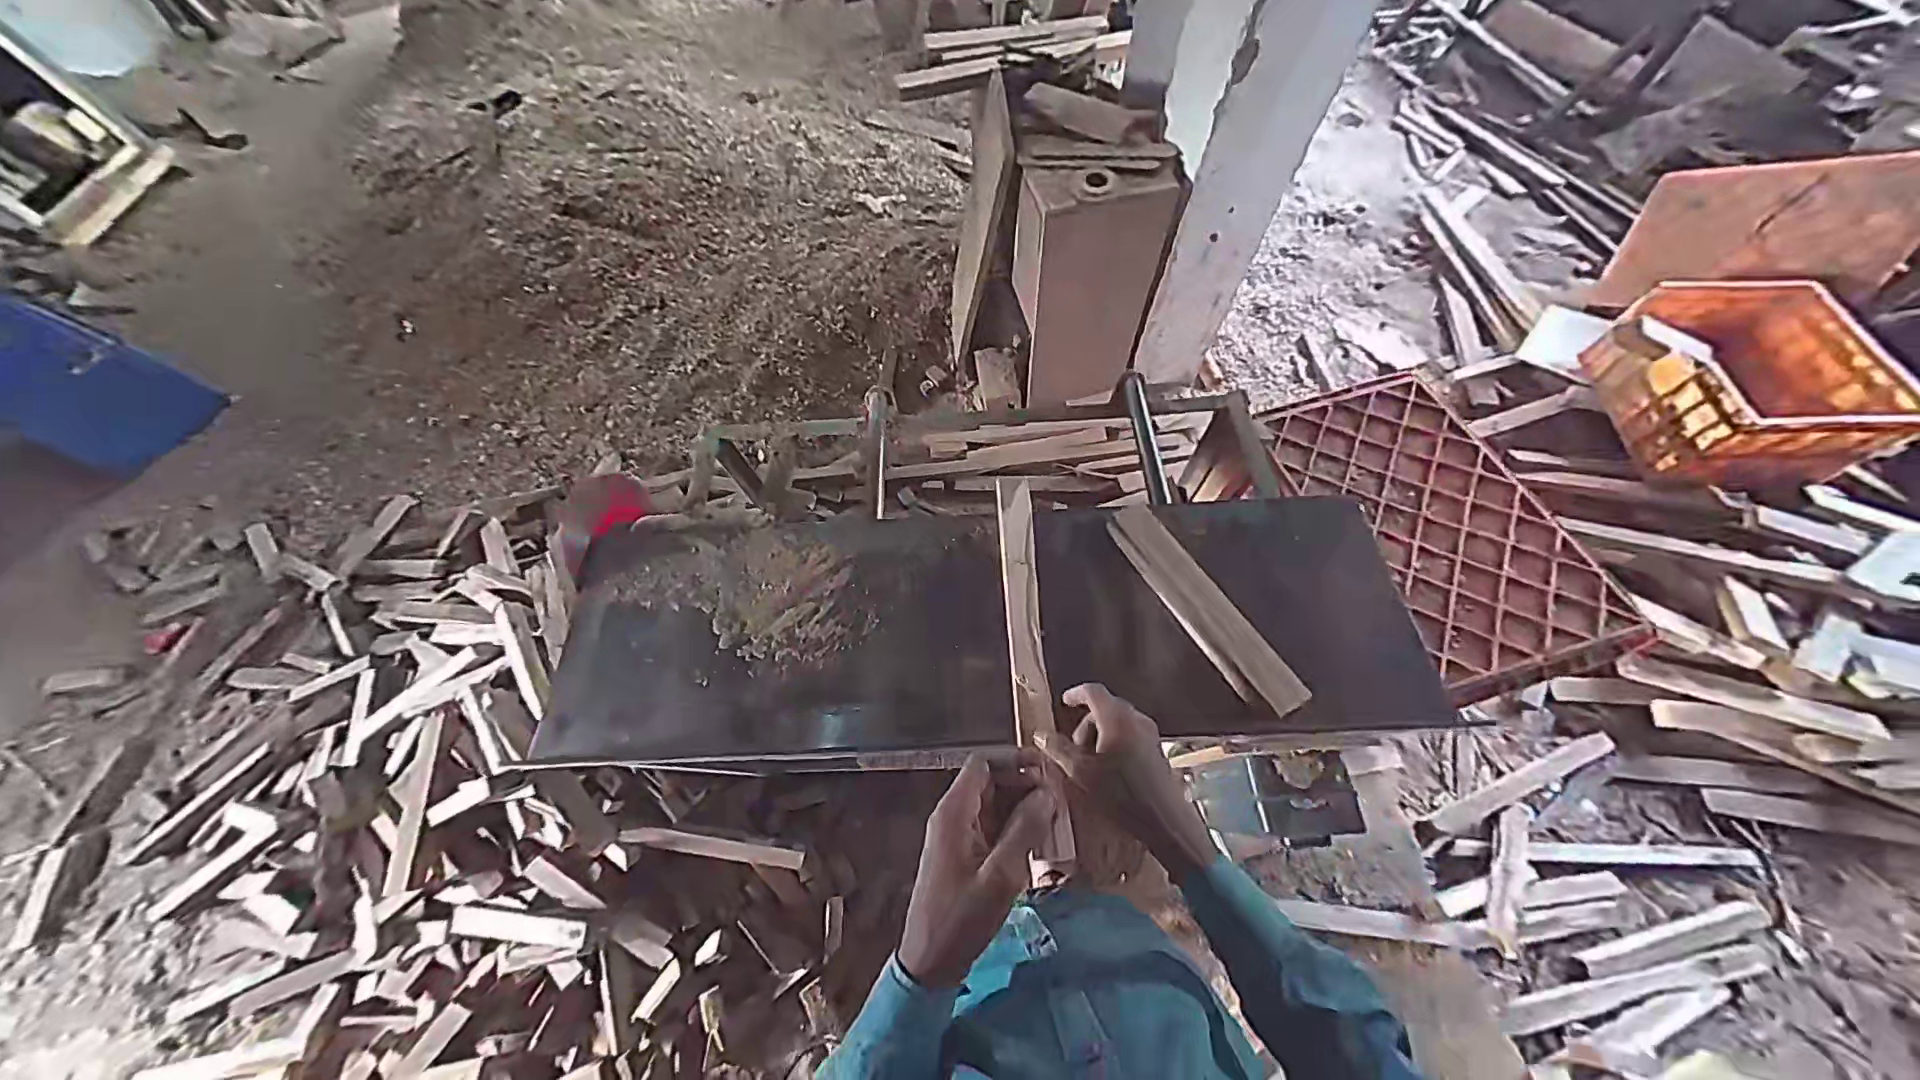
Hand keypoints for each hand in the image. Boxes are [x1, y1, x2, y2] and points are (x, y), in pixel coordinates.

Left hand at [898, 755, 1056, 987]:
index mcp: (954, 812)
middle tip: (1057, 798)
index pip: (983, 763)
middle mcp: (953, 816)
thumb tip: (1047, 794)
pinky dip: (1015, 827)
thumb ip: (1024, 830)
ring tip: (1054, 819)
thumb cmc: (961, 919)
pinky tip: (1039, 841)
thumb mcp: (1000, 876)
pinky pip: (993, 827)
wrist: (930, 963)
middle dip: (1024, 784)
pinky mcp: (965, 853)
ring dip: (1023, 807)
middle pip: (991, 782)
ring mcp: (958, 835)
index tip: (1046, 771)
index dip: (1014, 762)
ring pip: (994, 804)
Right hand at [1037, 684, 1215, 881]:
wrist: (1165, 821)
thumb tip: (1041, 734)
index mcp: (1116, 718)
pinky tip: (1109, 769)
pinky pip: (1130, 734)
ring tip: (1091, 763)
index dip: (1075, 694)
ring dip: (1100, 734)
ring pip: (1118, 721)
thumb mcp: (1081, 772)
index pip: (1093, 691)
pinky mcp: (1157, 749)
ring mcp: (1150, 733)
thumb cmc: (1122, 794)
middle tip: (1074, 747)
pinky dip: (1115, 742)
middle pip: (1105, 706)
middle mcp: (1136, 719)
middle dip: (1086, 723)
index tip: (1064, 702)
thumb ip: (1058, 749)